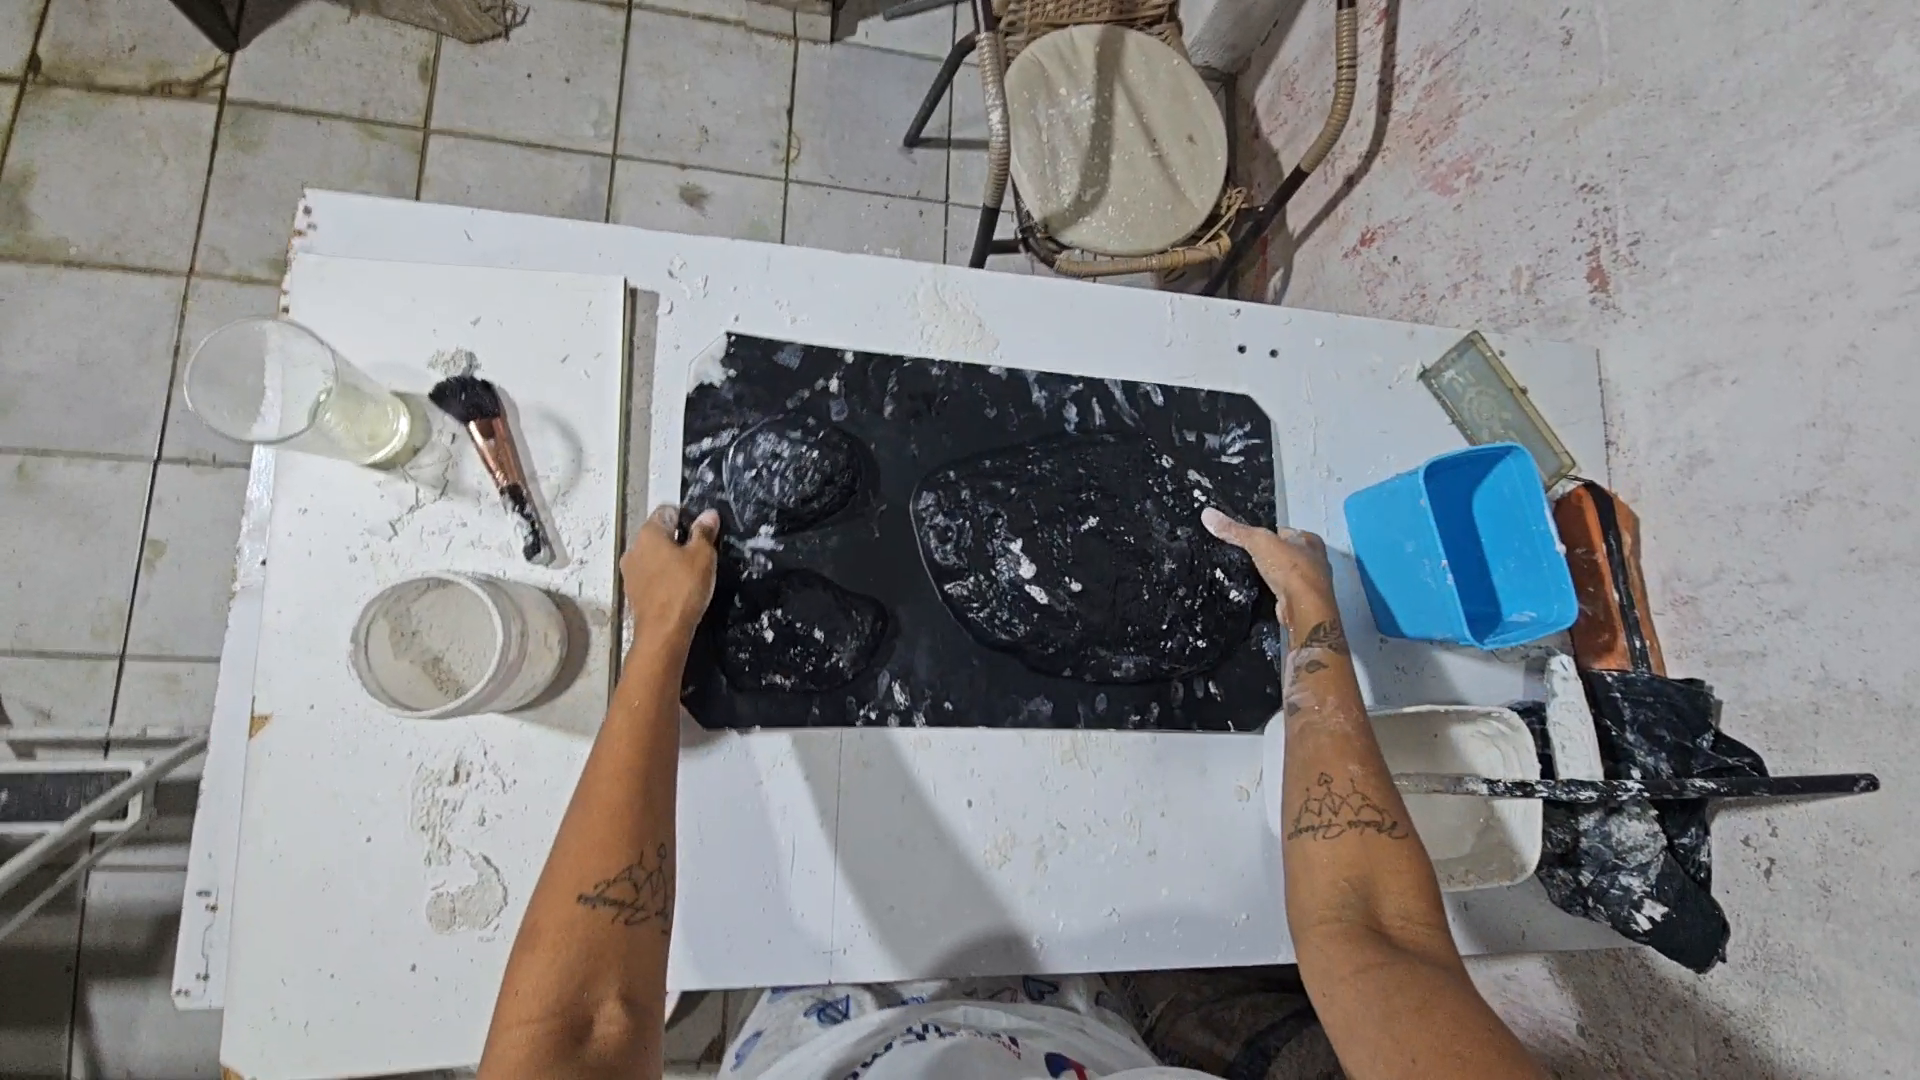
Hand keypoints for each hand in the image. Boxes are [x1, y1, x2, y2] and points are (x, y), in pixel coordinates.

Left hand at [622, 505, 720, 649]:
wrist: (663, 631)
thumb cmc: (684, 588)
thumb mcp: (703, 556)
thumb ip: (705, 532)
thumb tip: (709, 514)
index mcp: (649, 533)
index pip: (667, 511)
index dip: (687, 517)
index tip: (703, 532)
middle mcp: (634, 547)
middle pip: (659, 533)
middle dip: (679, 539)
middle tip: (701, 553)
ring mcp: (630, 570)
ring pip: (654, 554)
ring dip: (670, 558)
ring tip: (691, 572)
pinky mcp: (632, 589)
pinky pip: (650, 573)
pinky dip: (663, 575)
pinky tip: (678, 587)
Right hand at [1201, 507, 1336, 626]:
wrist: (1303, 609)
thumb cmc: (1289, 569)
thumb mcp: (1258, 541)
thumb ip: (1234, 530)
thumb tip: (1207, 514)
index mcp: (1309, 540)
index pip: (1281, 532)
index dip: (1262, 534)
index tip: (1244, 539)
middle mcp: (1314, 560)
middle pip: (1282, 552)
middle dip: (1265, 555)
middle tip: (1241, 557)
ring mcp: (1310, 583)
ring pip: (1282, 573)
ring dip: (1267, 575)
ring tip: (1244, 574)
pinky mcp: (1301, 602)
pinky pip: (1280, 591)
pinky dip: (1269, 591)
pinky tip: (1255, 591)